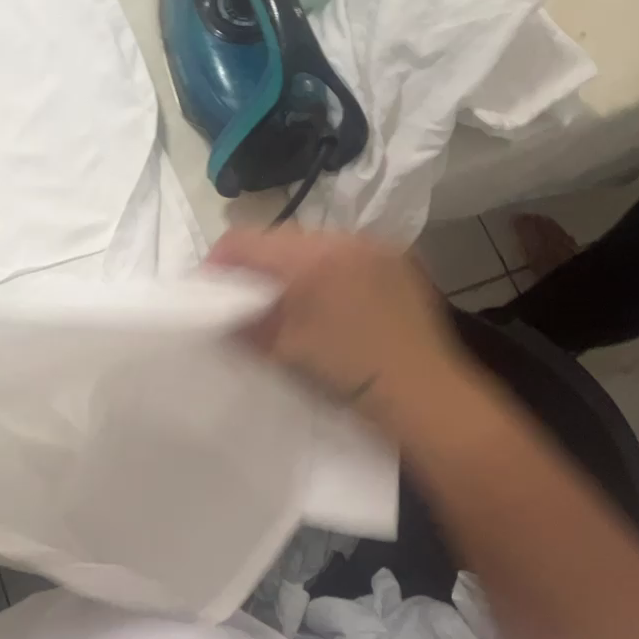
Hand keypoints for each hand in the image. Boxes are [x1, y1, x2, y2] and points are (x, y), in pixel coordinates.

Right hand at [207, 227, 480, 431]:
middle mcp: (346, 239)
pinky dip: (325, 273)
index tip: (209, 292)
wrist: (428, 400)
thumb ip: (243, 324)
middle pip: (278, 238)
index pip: (243, 240)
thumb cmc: (351, 378)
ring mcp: (377, 248)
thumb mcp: (283, 351)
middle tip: (244, 301)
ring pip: (312, 245)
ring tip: (287, 305)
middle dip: (256, 266)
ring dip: (291, 268)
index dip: (218, 263)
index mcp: (312, 258)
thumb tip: (216, 313)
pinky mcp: (398, 264)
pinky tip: (327, 306)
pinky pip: (345, 255)